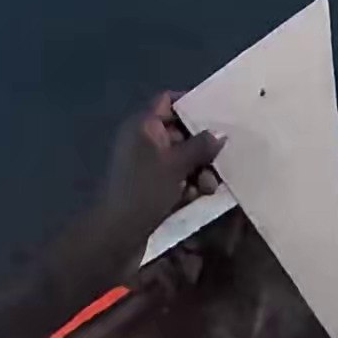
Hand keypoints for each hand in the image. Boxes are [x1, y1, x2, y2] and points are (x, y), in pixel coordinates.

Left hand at [93, 93, 224, 262]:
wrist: (115, 237)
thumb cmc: (143, 190)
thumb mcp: (176, 165)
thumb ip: (200, 146)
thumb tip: (220, 133)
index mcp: (143, 125)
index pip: (168, 100)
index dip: (190, 102)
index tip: (216, 111)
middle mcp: (144, 140)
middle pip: (179, 131)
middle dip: (202, 145)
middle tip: (222, 156)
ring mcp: (147, 165)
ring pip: (181, 156)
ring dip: (199, 168)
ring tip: (210, 185)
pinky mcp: (151, 187)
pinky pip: (176, 176)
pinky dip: (189, 183)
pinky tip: (201, 196)